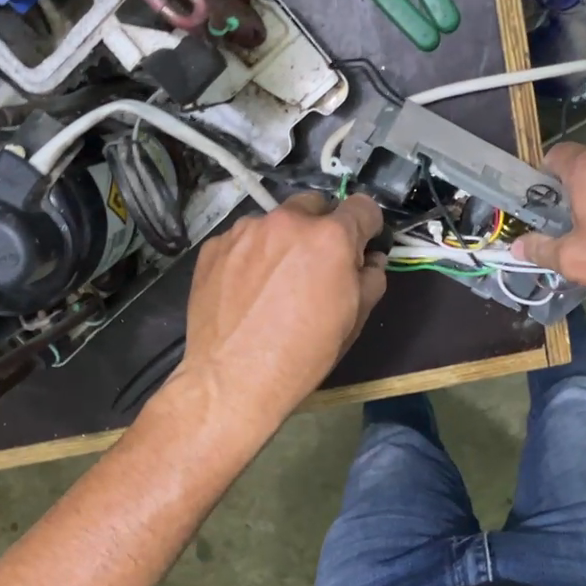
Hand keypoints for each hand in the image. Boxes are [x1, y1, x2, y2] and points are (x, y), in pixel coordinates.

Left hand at [173, 192, 387, 428]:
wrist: (232, 379)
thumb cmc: (303, 354)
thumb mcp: (354, 320)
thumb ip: (371, 278)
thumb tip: (370, 259)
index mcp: (330, 237)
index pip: (361, 206)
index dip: (367, 226)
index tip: (361, 246)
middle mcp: (287, 221)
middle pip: (314, 206)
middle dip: (322, 229)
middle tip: (317, 267)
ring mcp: (245, 231)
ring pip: (275, 223)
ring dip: (283, 241)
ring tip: (275, 283)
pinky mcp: (214, 247)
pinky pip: (243, 241)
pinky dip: (251, 256)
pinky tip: (247, 291)